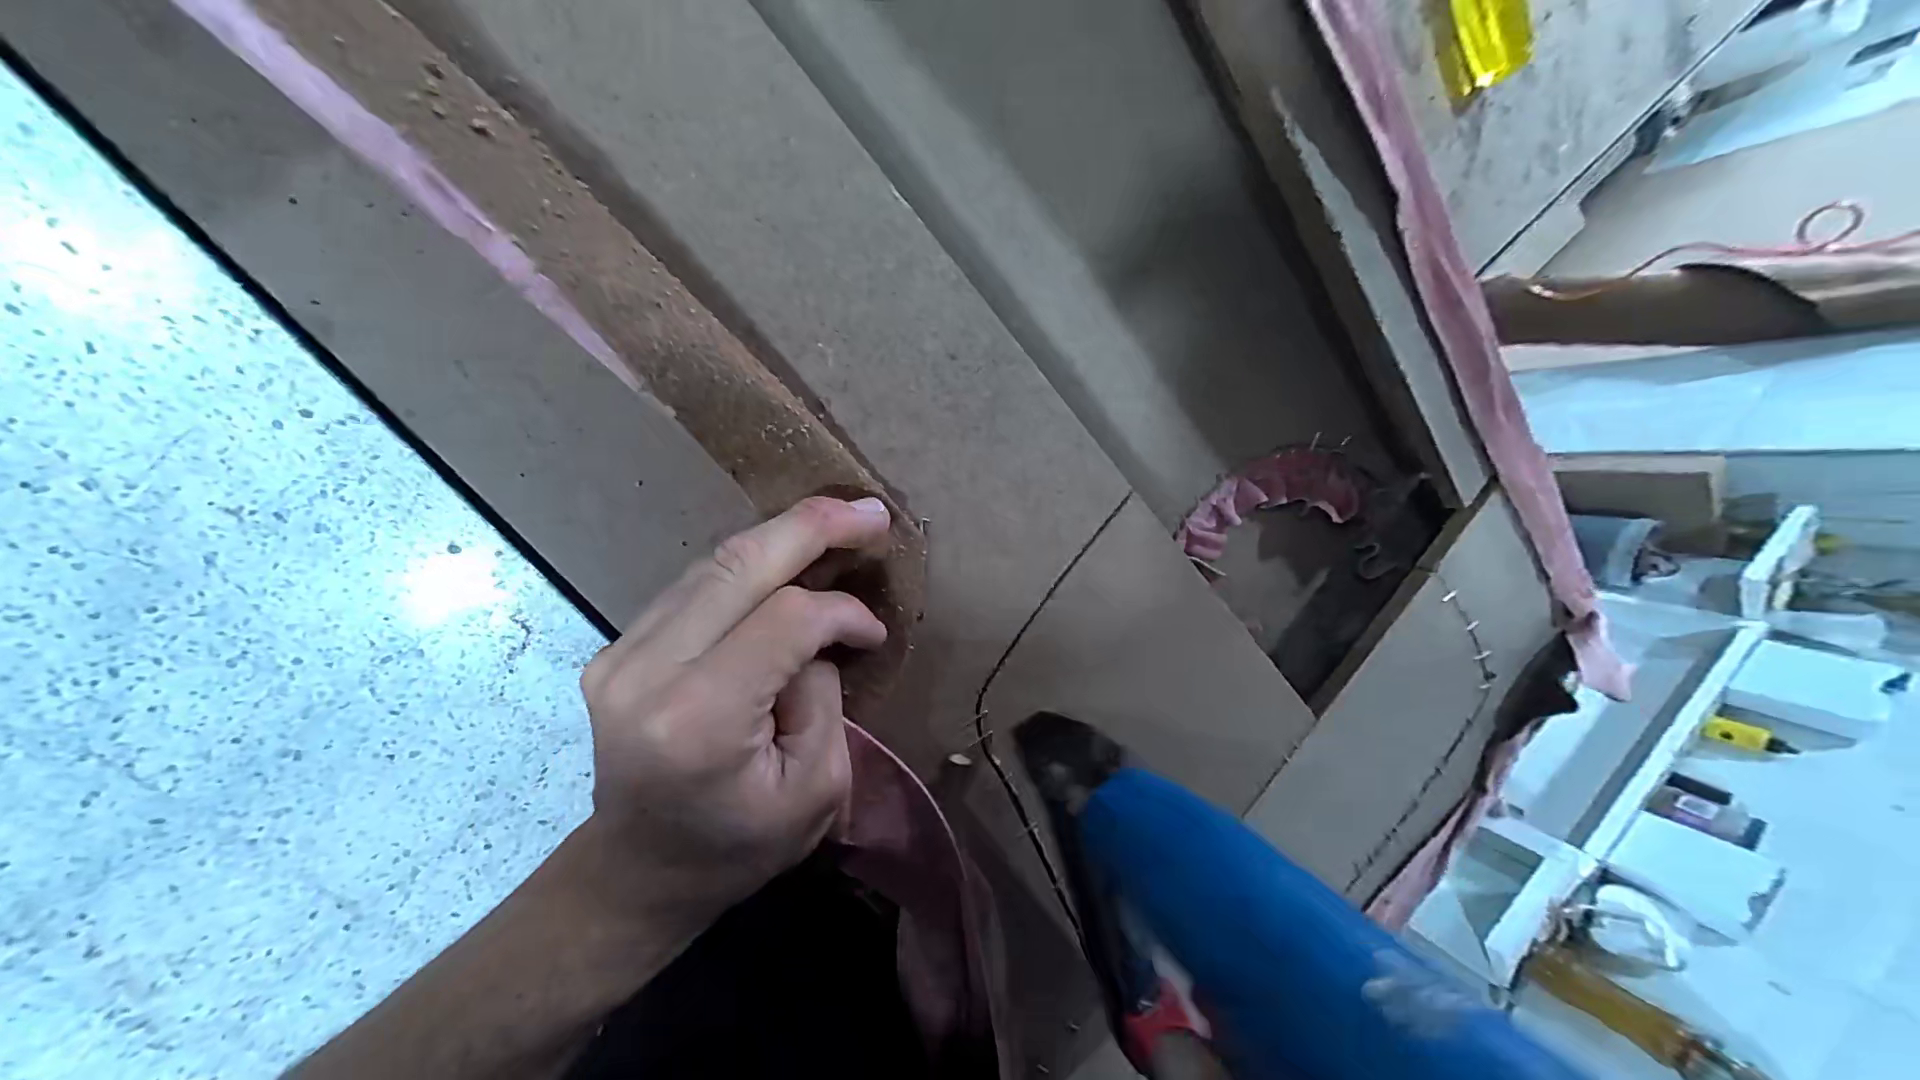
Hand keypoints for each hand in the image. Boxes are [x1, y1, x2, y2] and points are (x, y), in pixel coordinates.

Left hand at [576, 496, 891, 929]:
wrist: (637, 873)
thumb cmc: (737, 847)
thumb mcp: (816, 788)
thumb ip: (822, 695)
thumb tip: (818, 629)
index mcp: (698, 722)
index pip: (784, 621)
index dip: (841, 611)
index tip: (873, 632)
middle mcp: (645, 675)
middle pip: (740, 566)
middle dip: (813, 527)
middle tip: (870, 513)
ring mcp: (618, 656)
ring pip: (714, 563)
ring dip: (781, 536)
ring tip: (836, 520)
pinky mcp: (615, 650)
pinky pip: (694, 584)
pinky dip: (748, 563)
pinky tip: (785, 556)